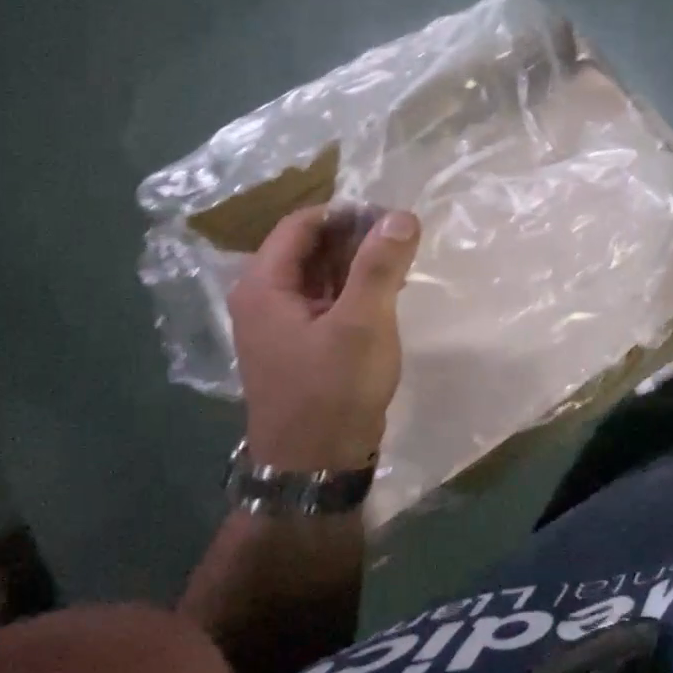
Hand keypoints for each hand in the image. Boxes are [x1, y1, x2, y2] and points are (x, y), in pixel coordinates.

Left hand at [227, 206, 421, 471]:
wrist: (317, 458)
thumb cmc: (334, 387)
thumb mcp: (363, 322)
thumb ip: (380, 266)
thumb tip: (401, 215)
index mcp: (265, 287)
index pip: (300, 225)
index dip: (347, 214)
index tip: (395, 219)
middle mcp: (266, 299)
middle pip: (310, 246)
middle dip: (358, 235)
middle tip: (407, 239)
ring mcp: (284, 323)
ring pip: (323, 272)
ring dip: (362, 261)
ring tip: (405, 262)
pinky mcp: (306, 343)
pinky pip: (331, 298)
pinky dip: (359, 287)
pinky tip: (391, 293)